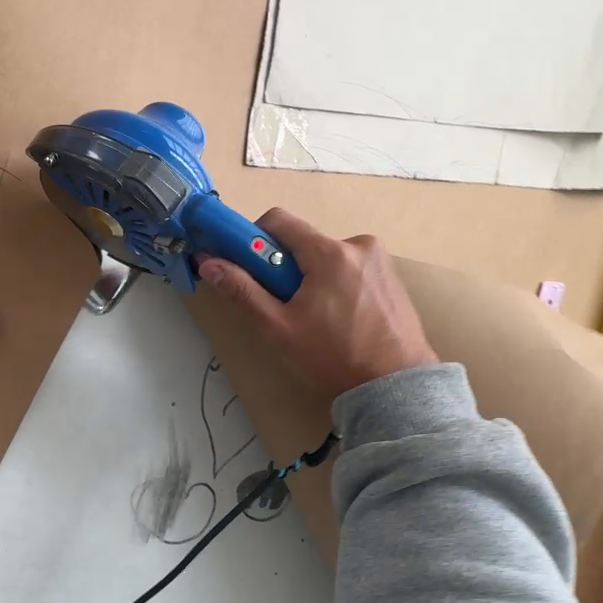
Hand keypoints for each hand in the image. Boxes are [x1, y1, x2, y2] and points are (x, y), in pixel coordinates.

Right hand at [198, 209, 436, 402]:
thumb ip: (242, 291)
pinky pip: (347, 267)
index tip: (241, 264)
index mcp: (329, 252)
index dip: (250, 238)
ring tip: (311, 318)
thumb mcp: (278, 327)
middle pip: (302, 242)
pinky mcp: (390, 274)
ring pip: (324, 256)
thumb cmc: (332, 356)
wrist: (393, 381)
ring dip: (308, 278)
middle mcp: (358, 244)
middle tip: (279, 305)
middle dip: (282, 268)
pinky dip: (332, 284)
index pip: (278, 221)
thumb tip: (210, 265)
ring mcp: (379, 258)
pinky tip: (335, 318)